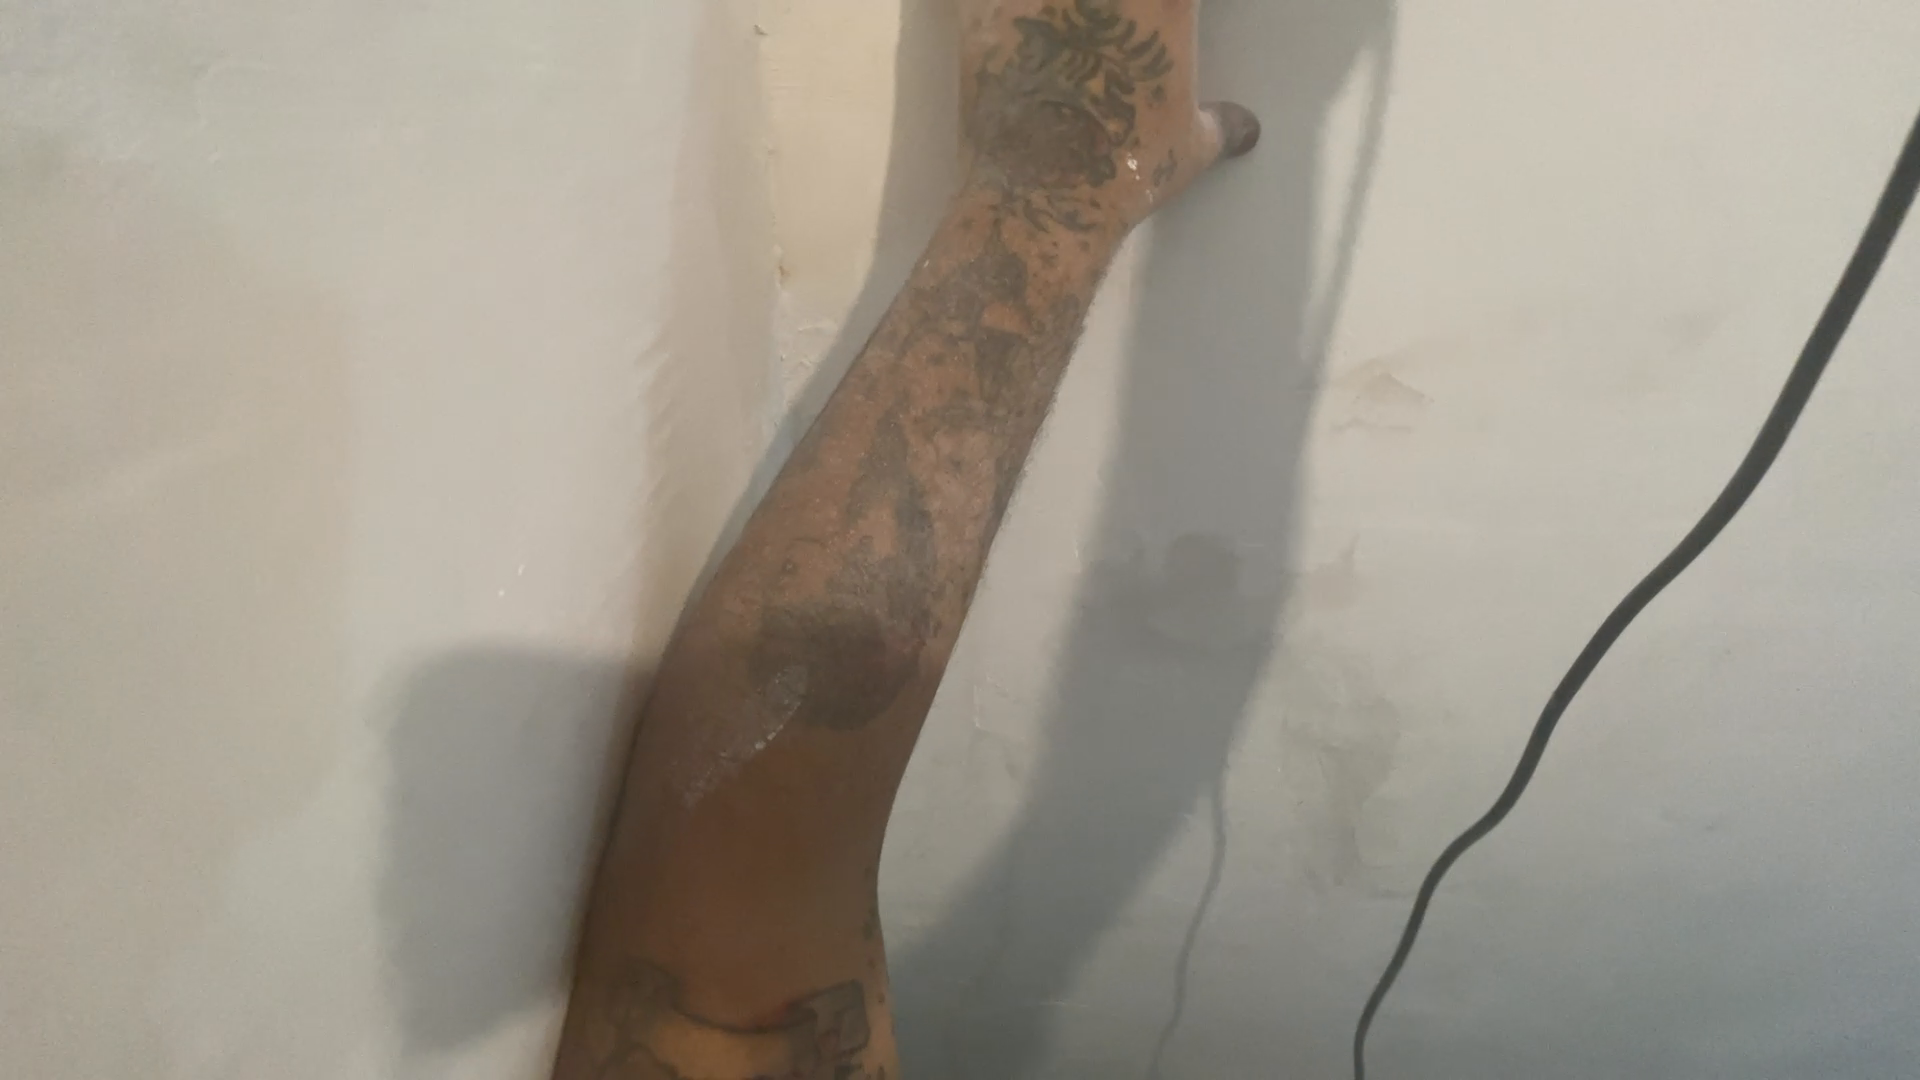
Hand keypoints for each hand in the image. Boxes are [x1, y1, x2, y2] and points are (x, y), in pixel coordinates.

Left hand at [959, 0, 1258, 231]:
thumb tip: (1243, 129)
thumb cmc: (1122, 175)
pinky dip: (980, 7)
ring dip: (1053, 6)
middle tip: (1104, 23)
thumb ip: (1218, 125)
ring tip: (1059, 22)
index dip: (1169, 4)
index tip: (1163, 17)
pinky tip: (997, 20)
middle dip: (1103, 6)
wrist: (1045, 203)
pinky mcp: (983, 12)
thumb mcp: (1186, 152)